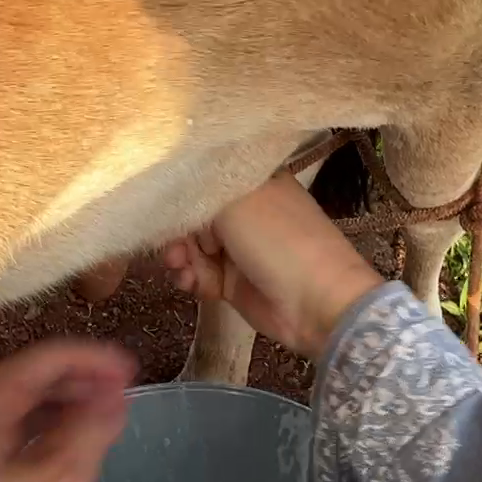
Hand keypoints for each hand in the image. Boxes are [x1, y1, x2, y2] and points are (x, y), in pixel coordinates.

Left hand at [0, 340, 134, 481]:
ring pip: (9, 401)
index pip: (51, 355)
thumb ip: (90, 432)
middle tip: (118, 402)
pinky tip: (47, 453)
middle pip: (28, 374)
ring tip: (92, 427)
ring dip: (56, 407)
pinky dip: (28, 428)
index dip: (98, 360)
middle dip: (79, 383)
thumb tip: (114, 397)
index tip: (134, 374)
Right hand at [162, 177, 382, 360]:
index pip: (206, 179)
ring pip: (193, 247)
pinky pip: (200, 275)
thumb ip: (198, 197)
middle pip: (194, 216)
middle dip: (178, 231)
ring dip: (180, 257)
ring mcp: (240, 249)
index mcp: (254, 182)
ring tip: (180, 267)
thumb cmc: (278, 241)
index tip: (166, 205)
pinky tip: (190, 283)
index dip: (183, 193)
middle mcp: (247, 212)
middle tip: (174, 247)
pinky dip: (191, 279)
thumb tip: (176, 205)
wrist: (314, 302)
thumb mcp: (235, 202)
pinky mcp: (232, 283)